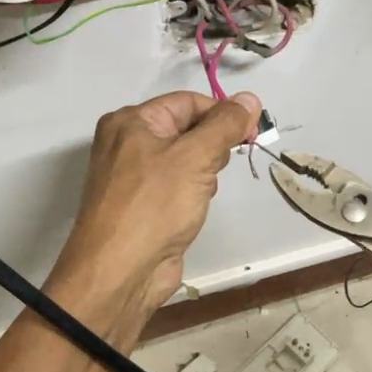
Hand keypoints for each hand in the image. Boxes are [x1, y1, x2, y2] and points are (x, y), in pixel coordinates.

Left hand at [52, 91, 260, 341]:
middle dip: (212, 147)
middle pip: (187, 129)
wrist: (121, 272)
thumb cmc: (155, 205)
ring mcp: (133, 177)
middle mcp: (127, 144)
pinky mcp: (143, 206)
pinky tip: (194, 210)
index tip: (251, 133)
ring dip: (204, 173)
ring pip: (186, 160)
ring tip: (201, 193)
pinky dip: (193, 194)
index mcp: (131, 122)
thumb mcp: (196, 156)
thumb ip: (226, 125)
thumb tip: (250, 98)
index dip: (222, 114)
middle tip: (218, 168)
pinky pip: (177, 187)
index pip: (188, 102)